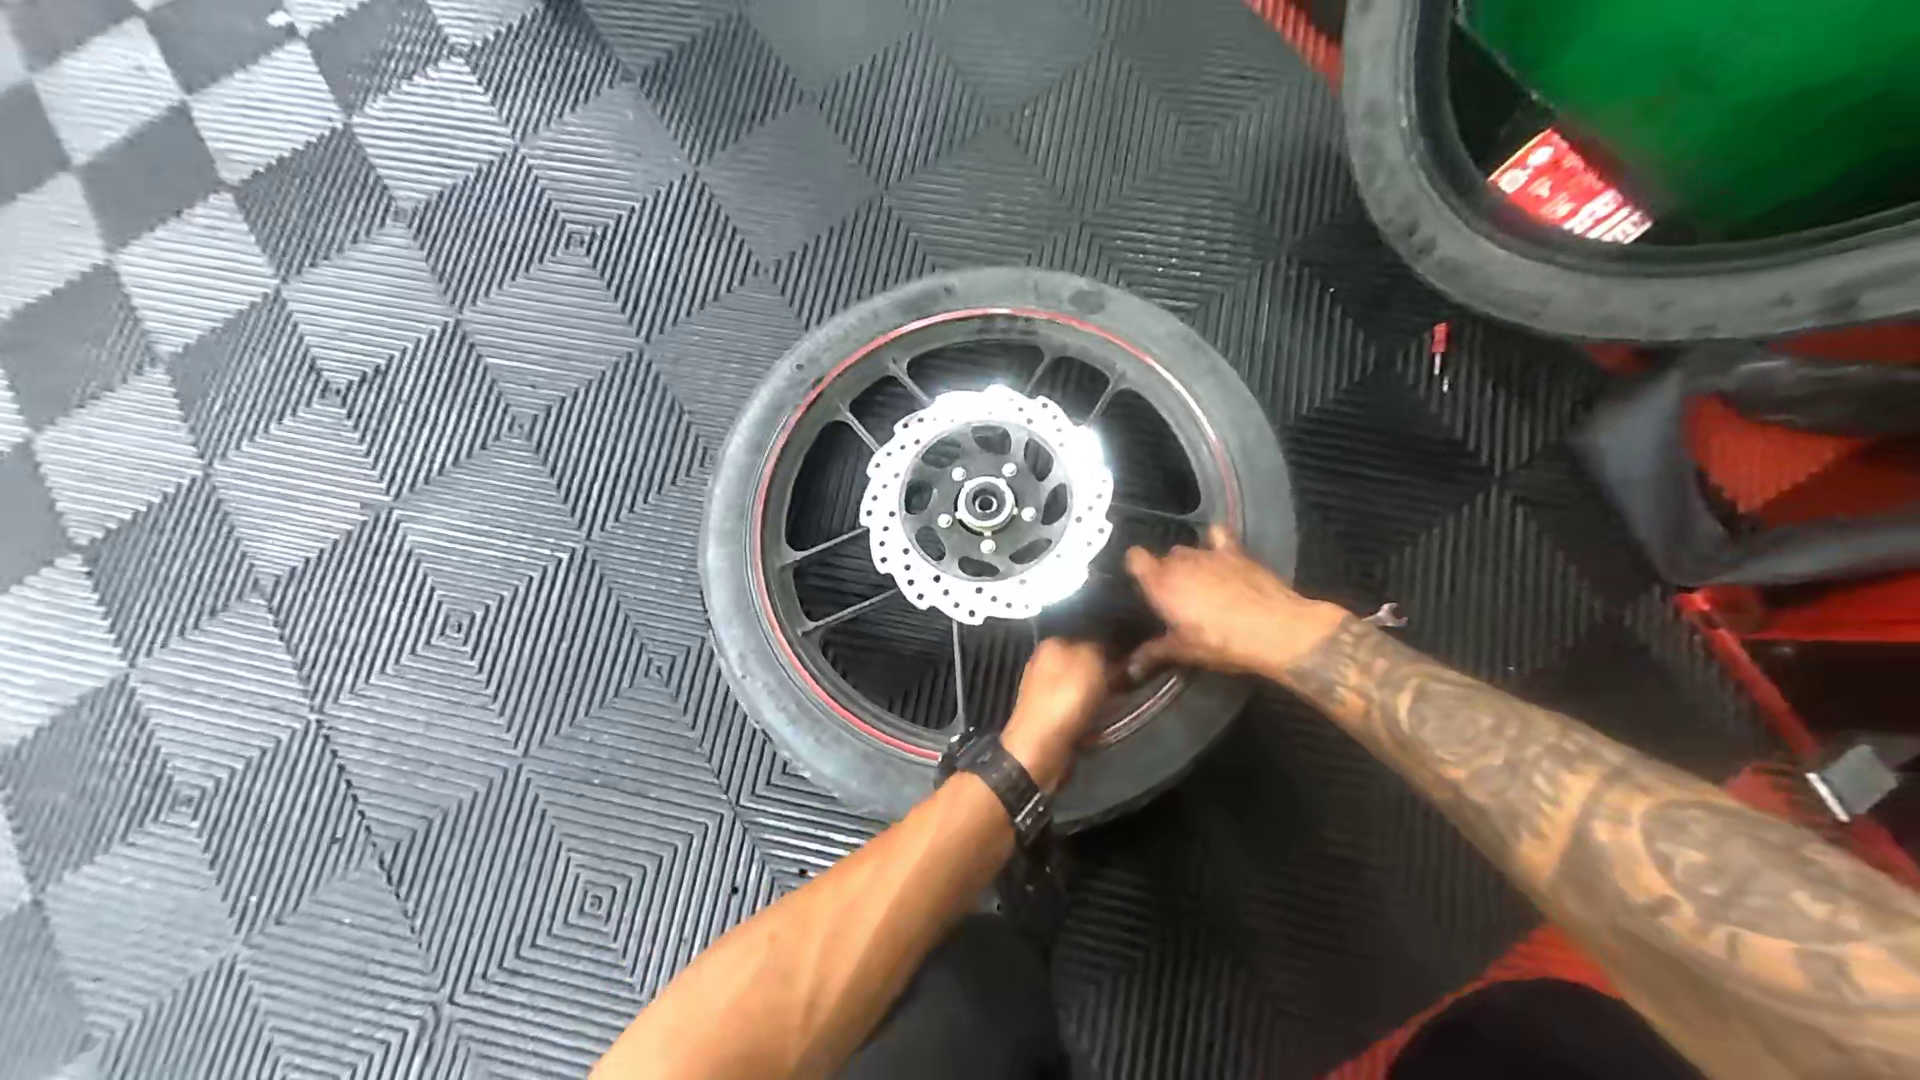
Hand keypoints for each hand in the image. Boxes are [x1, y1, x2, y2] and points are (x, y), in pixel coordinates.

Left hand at [999, 639, 1113, 792]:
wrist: (1040, 750)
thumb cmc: (1065, 699)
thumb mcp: (1090, 661)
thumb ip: (1100, 647)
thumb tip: (1108, 647)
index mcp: (1051, 644)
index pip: (1088, 635)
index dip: (1111, 645)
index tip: (1131, 657)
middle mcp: (1044, 663)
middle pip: (1086, 662)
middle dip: (1106, 672)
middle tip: (1127, 682)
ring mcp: (1044, 690)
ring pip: (1084, 686)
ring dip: (1101, 695)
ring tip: (1118, 702)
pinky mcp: (1049, 715)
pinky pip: (1079, 708)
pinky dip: (1091, 713)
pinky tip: (1102, 720)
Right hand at [1125, 525, 1344, 681]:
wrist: (1276, 630)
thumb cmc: (1221, 642)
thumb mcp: (1184, 652)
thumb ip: (1153, 653)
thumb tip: (1130, 667)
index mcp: (1160, 583)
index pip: (1134, 558)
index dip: (1136, 566)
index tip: (1142, 583)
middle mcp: (1179, 561)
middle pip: (1163, 557)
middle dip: (1166, 572)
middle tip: (1175, 597)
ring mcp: (1208, 553)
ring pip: (1188, 550)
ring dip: (1189, 564)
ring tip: (1199, 583)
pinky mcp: (1235, 551)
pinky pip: (1217, 536)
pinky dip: (1214, 541)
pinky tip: (1219, 555)